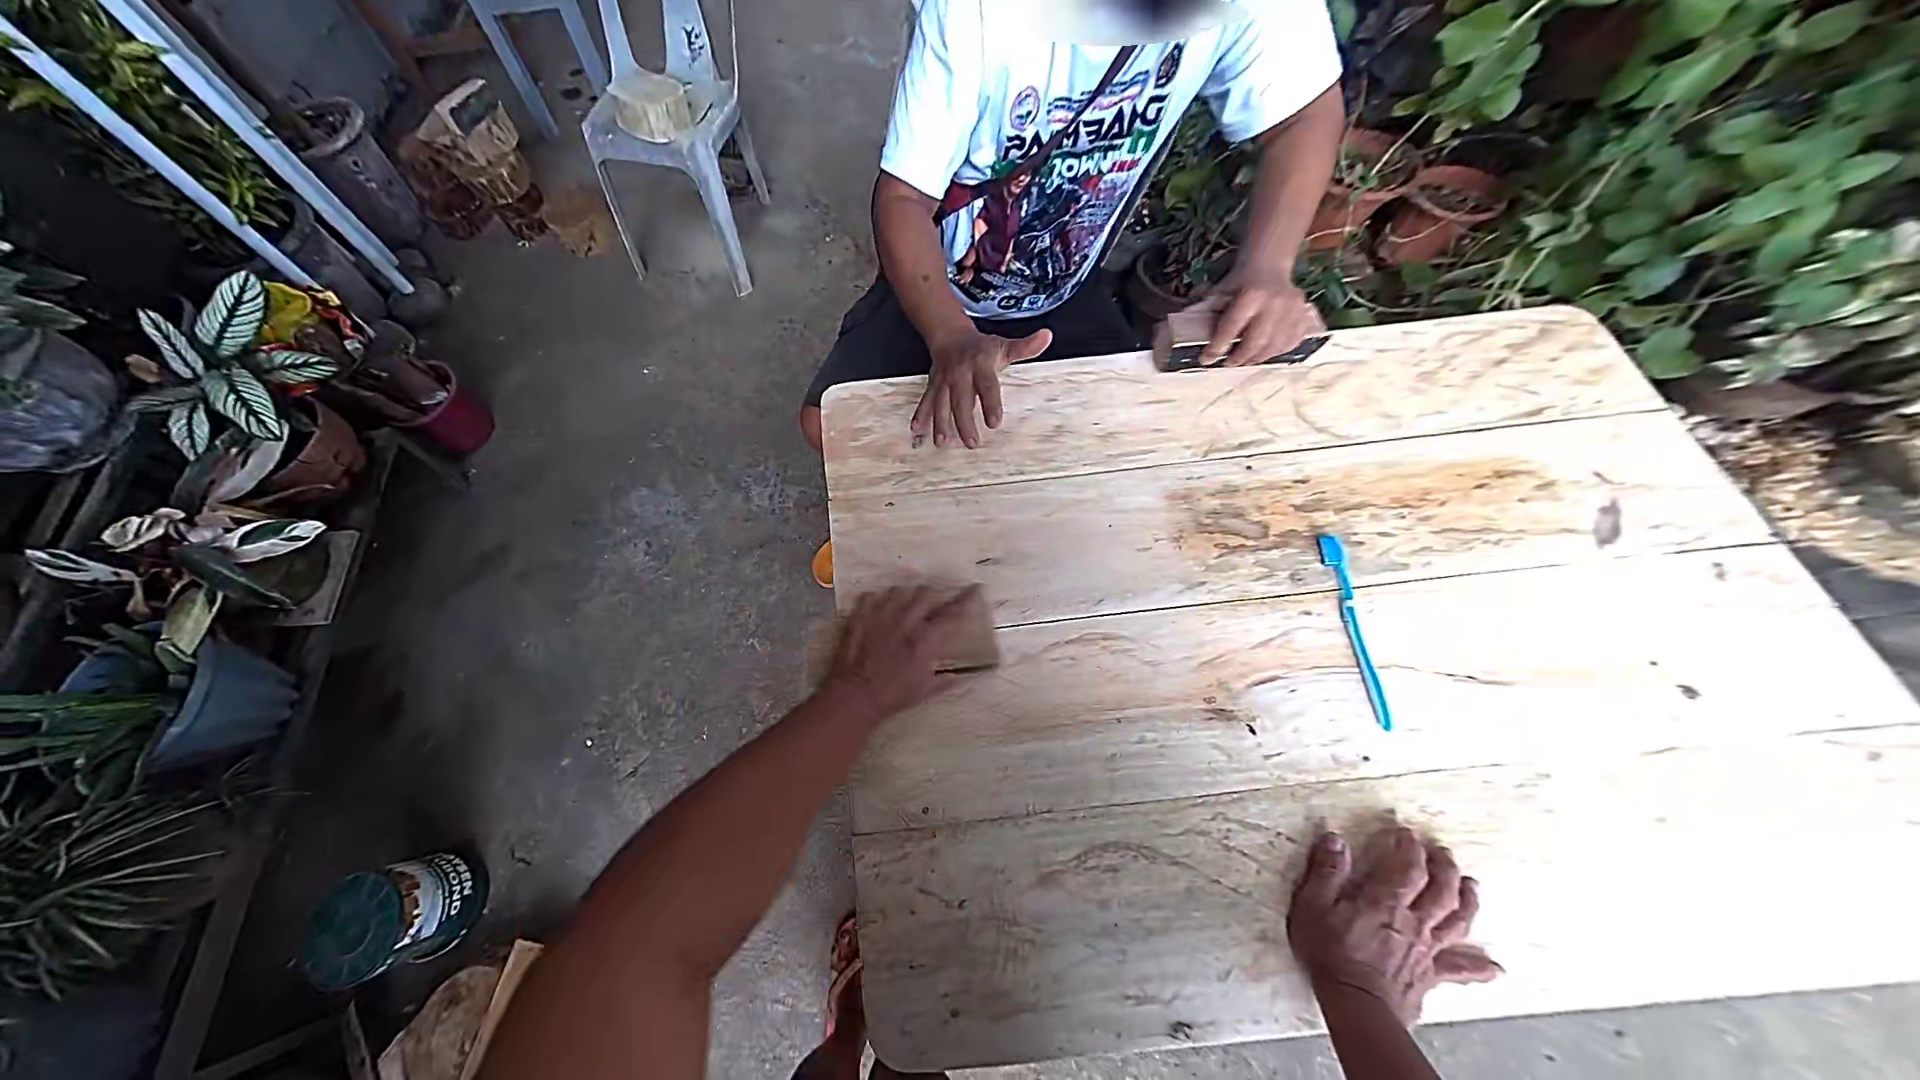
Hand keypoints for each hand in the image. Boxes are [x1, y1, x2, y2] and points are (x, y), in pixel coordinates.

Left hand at [822, 585, 980, 721]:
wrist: (855, 695)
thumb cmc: (893, 695)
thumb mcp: (924, 690)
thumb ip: (944, 681)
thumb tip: (957, 677)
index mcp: (926, 638)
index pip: (952, 613)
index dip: (966, 600)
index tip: (975, 588)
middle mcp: (907, 621)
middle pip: (925, 593)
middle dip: (932, 594)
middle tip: (931, 600)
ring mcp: (882, 615)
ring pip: (899, 590)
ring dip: (906, 594)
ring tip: (905, 602)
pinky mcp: (861, 617)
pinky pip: (871, 596)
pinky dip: (878, 598)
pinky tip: (879, 606)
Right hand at [911, 327, 1052, 448]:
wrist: (949, 336)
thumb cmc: (981, 348)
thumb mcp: (1004, 346)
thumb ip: (1025, 347)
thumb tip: (1046, 337)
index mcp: (980, 365)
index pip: (987, 386)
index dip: (990, 404)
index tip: (994, 423)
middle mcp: (960, 374)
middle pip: (961, 401)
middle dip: (964, 422)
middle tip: (972, 443)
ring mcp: (944, 381)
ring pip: (941, 404)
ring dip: (940, 424)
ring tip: (942, 443)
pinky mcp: (933, 387)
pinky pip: (925, 401)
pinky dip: (920, 415)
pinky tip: (916, 430)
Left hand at [1193, 266, 1324, 366]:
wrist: (1268, 265)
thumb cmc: (1240, 281)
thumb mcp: (1220, 290)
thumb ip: (1207, 310)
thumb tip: (1190, 331)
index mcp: (1252, 294)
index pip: (1231, 328)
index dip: (1217, 347)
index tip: (1207, 359)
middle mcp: (1275, 302)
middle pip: (1256, 342)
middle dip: (1239, 357)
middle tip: (1229, 363)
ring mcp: (1293, 309)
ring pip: (1274, 346)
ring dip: (1257, 358)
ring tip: (1245, 361)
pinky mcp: (1302, 315)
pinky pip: (1291, 342)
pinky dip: (1276, 352)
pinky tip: (1264, 353)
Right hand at [1287, 826, 1501, 1025]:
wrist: (1355, 1002)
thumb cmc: (1330, 951)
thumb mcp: (1314, 903)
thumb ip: (1326, 870)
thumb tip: (1335, 839)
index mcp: (1386, 902)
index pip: (1408, 867)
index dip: (1411, 847)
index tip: (1407, 834)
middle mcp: (1413, 922)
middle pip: (1442, 891)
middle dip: (1445, 868)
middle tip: (1442, 852)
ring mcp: (1426, 950)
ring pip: (1457, 922)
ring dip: (1468, 902)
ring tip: (1473, 886)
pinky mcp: (1429, 975)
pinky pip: (1459, 969)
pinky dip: (1478, 967)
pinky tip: (1494, 968)